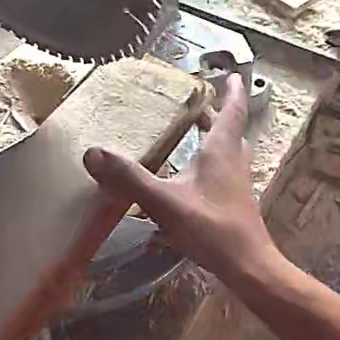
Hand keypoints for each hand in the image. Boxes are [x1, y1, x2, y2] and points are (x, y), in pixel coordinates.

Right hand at [84, 73, 279, 281]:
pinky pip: (224, 172)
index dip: (232, 91)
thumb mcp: (164, 202)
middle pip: (229, 130)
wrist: (247, 266)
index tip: (233, 74)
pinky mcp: (234, 204)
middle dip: (217, 114)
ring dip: (215, 138)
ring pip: (228, 152)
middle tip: (201, 102)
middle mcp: (233, 162)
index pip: (231, 111)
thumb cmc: (212, 229)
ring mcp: (236, 184)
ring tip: (196, 132)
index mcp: (221, 151)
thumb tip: (93, 153)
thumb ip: (129, 178)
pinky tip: (192, 177)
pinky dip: (211, 164)